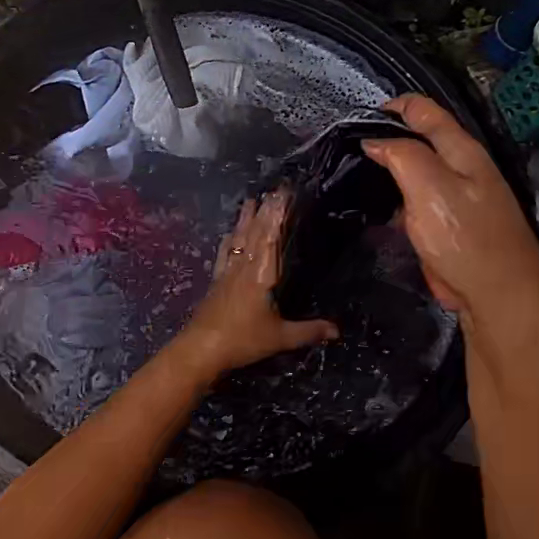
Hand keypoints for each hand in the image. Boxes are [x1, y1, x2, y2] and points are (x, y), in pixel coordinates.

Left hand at [170, 191, 338, 378]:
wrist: (201, 349)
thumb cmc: (243, 340)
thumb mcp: (280, 338)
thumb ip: (309, 331)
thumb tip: (337, 330)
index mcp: (261, 275)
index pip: (271, 237)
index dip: (278, 214)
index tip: (284, 194)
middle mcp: (244, 267)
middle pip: (255, 232)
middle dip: (266, 210)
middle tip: (274, 189)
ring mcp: (228, 272)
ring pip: (239, 239)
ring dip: (246, 219)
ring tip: (251, 199)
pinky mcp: (217, 281)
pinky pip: (225, 253)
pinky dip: (229, 240)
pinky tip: (229, 232)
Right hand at [363, 94, 538, 322]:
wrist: (497, 296)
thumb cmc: (464, 239)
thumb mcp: (428, 189)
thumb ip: (401, 156)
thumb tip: (375, 140)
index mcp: (462, 150)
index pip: (425, 111)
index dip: (393, 107)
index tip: (360, 117)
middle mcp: (463, 168)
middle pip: (421, 140)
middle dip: (389, 137)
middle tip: (352, 146)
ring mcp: (458, 198)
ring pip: (418, 172)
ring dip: (391, 170)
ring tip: (357, 173)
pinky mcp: (451, 225)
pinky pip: (418, 201)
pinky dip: (398, 199)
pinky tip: (380, 209)